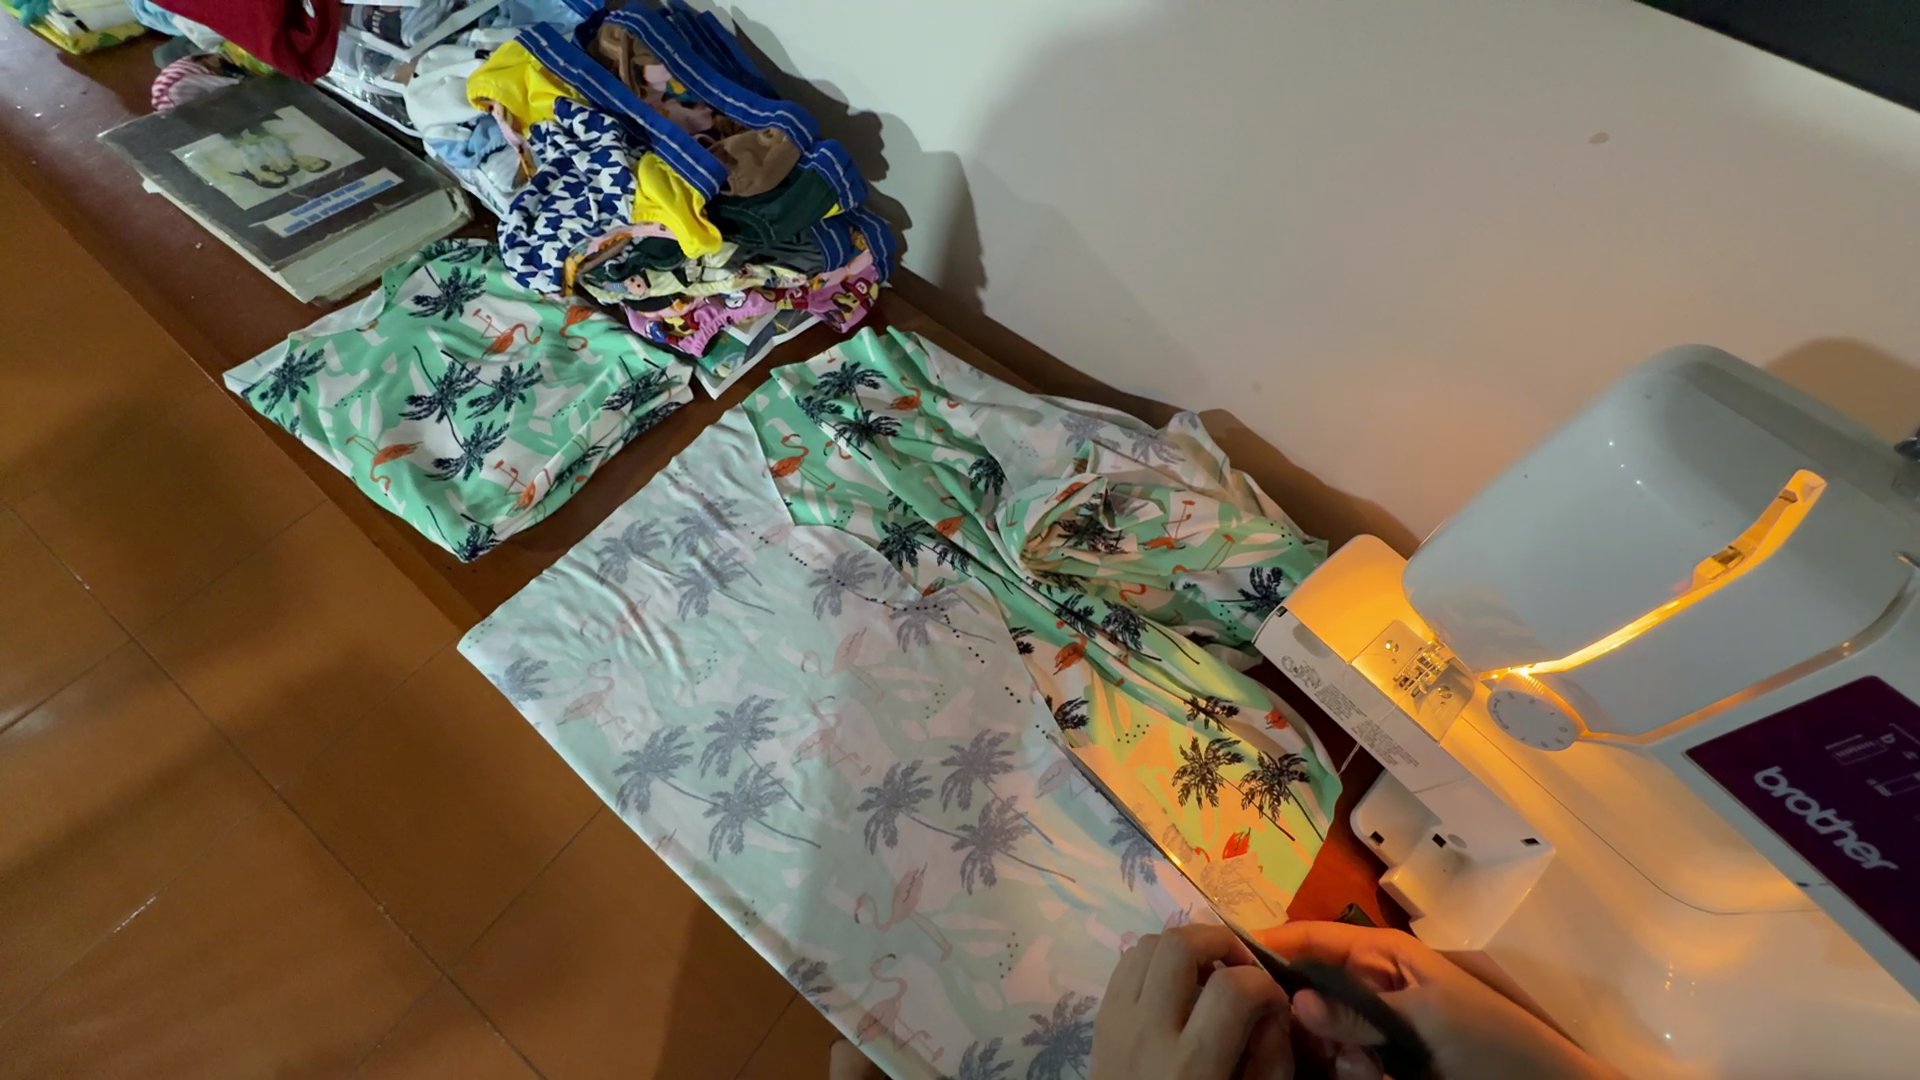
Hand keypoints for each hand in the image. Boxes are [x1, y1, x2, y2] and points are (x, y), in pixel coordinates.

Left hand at [1092, 923, 1293, 1079]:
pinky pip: (1127, 961)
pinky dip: (1155, 958)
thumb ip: (1268, 1061)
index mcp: (1192, 1066)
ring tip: (1208, 969)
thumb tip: (1273, 1007)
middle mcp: (1148, 1031)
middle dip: (1218, 941)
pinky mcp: (1101, 1014)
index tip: (1274, 997)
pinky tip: (1176, 981)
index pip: (1231, 990)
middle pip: (1178, 946)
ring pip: (1148, 943)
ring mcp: (1117, 1017)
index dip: (1262, 982)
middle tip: (1240, 965)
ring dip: (1184, 945)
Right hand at [1258, 922, 1620, 1079]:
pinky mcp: (1382, 1061)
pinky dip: (1340, 1069)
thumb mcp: (1429, 1019)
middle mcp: (1369, 983)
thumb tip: (1296, 1003)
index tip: (1226, 960)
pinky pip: (1343, 1059)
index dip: (1269, 944)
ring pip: (1320, 1028)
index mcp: (1378, 953)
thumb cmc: (1495, 1042)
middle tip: (1279, 1031)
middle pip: (1306, 984)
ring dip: (1322, 1048)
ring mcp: (1375, 1025)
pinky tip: (1352, 1077)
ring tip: (1349, 1068)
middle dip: (1293, 1009)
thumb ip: (1361, 1010)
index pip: (1310, 937)